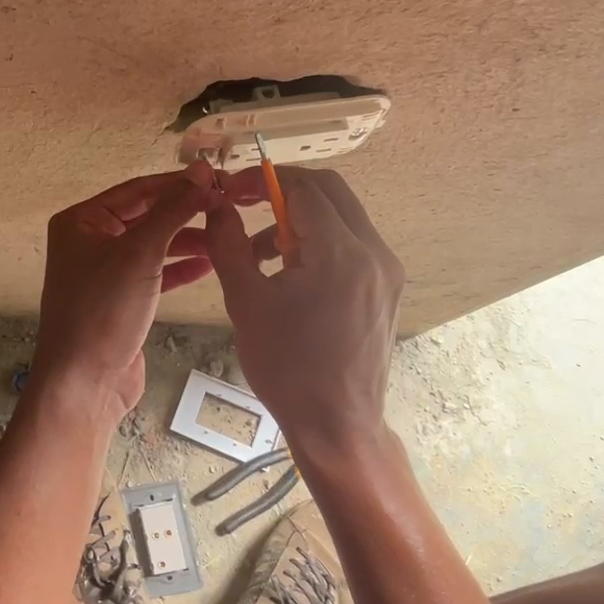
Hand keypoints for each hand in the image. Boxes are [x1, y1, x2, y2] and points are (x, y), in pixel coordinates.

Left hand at [31, 163, 218, 413]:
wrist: (84, 380)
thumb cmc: (104, 310)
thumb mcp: (140, 253)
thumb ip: (172, 211)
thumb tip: (200, 172)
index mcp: (81, 221)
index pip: (137, 189)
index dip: (177, 184)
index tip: (217, 178)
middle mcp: (88, 241)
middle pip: (145, 216)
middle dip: (184, 213)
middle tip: (227, 206)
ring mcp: (103, 272)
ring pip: (152, 245)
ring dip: (186, 241)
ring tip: (225, 236)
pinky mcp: (120, 299)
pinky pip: (153, 273)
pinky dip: (178, 268)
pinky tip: (209, 265)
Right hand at [205, 166, 404, 448]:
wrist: (337, 423)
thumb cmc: (286, 366)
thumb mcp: (245, 302)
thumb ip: (229, 244)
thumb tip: (217, 207)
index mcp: (339, 254)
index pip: (304, 188)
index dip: (262, 179)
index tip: (230, 188)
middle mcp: (373, 253)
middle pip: (330, 191)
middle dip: (284, 190)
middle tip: (245, 202)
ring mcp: (386, 270)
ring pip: (343, 216)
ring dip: (300, 217)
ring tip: (259, 251)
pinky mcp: (386, 288)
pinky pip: (352, 243)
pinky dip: (318, 240)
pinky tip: (289, 272)